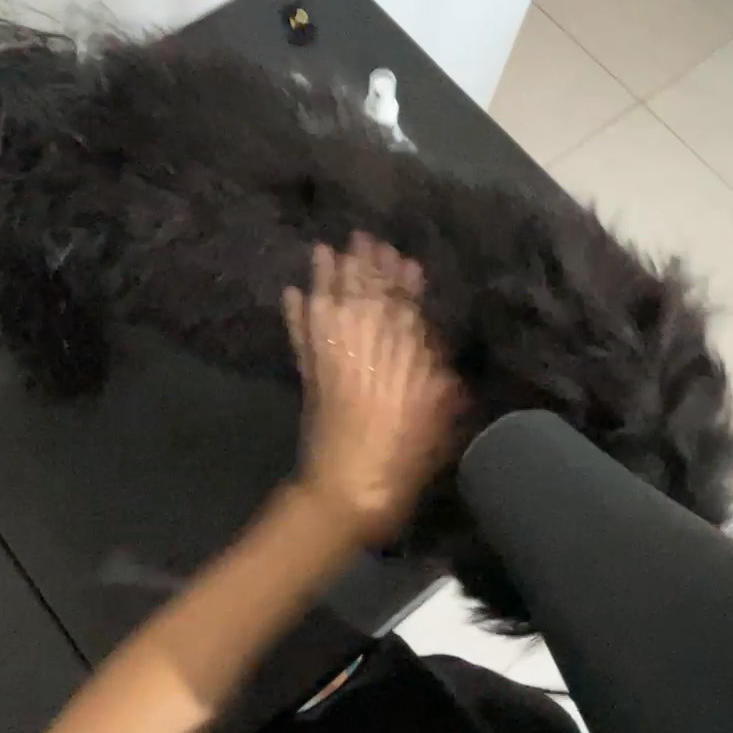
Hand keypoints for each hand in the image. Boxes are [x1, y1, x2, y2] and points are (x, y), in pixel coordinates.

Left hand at [282, 233, 463, 543]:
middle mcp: (363, 349)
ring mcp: (329, 361)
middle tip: (364, 237)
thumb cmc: (402, 464)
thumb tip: (440, 354)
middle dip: (364, 267)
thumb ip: (441, 386)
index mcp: (401, 358)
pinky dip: (294, 315)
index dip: (401, 281)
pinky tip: (290, 292)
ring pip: (328, 308)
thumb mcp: (439, 425)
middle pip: (363, 298)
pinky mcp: (307, 377)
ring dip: (327, 278)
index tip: (402, 258)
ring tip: (326, 248)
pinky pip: (299, 338)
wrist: (345, 494)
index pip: (401, 308)